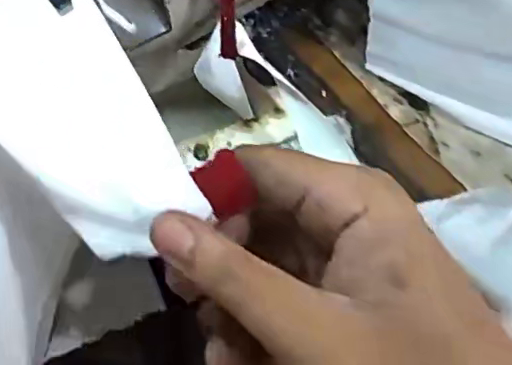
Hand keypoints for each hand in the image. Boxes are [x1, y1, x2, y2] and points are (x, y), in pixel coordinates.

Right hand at [151, 148, 511, 364]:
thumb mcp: (316, 335)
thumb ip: (232, 276)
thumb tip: (157, 222)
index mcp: (350, 196)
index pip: (251, 167)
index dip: (204, 198)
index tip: (168, 244)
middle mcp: (347, 213)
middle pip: (252, 213)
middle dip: (217, 265)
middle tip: (186, 301)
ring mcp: (351, 257)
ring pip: (263, 258)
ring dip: (232, 304)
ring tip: (221, 354)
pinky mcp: (354, 299)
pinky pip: (287, 293)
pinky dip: (258, 325)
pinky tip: (242, 360)